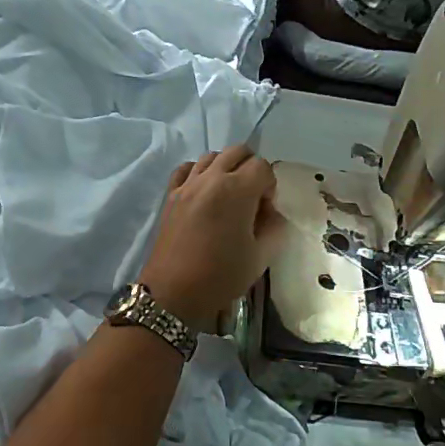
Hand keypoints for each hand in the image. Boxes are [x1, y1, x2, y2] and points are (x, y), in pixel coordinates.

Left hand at [138, 145, 285, 329]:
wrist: (174, 293)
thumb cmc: (221, 276)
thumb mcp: (260, 257)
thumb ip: (273, 228)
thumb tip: (272, 214)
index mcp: (237, 191)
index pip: (263, 167)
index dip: (270, 187)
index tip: (266, 212)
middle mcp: (211, 179)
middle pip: (238, 152)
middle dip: (251, 169)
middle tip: (252, 199)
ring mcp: (188, 184)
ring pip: (212, 156)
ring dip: (226, 169)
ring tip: (229, 197)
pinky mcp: (171, 195)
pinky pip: (188, 168)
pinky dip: (200, 173)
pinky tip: (205, 194)